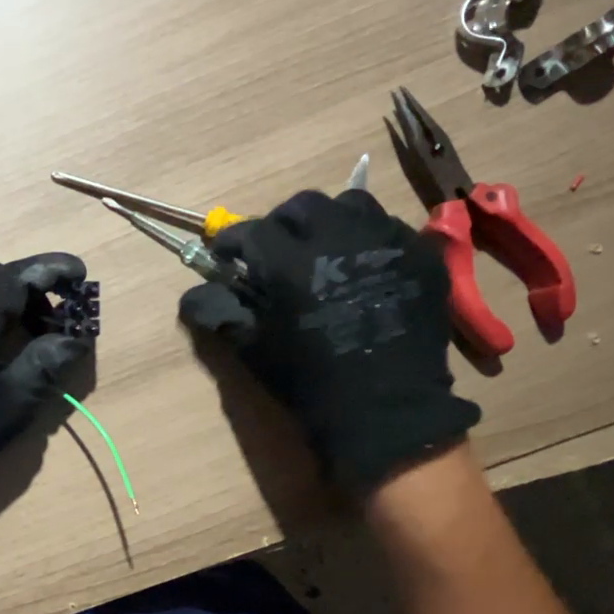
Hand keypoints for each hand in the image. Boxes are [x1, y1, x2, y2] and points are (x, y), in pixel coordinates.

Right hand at [179, 189, 478, 493]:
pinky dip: (366, 239)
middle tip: (274, 249)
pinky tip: (360, 267)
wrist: (386, 408)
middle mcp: (339, 237)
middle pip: (303, 206)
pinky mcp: (421, 255)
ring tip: (322, 249)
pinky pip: (388, 228)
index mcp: (291, 263)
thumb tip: (193, 294)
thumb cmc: (309, 381)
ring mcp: (386, 241)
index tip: (225, 256)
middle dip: (281, 223)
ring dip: (327, 221)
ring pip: (350, 206)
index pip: (252, 230)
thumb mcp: (253, 350)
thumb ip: (219, 313)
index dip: (233, 241)